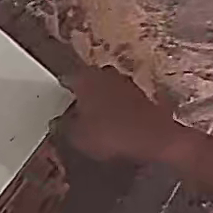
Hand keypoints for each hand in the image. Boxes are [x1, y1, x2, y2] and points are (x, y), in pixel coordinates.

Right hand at [52, 65, 186, 163]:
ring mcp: (126, 82)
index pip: (66, 78)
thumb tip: (56, 123)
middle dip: (81, 96)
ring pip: (106, 89)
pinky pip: (121, 100)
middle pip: (87, 81)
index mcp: (85, 77)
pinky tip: (115, 126)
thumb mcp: (77, 137)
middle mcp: (105, 73)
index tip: (57, 104)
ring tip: (95, 123)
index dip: (60, 92)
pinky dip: (117, 110)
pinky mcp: (142, 95)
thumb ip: (62, 127)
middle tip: (74, 115)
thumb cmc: (110, 134)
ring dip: (100, 102)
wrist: (156, 139)